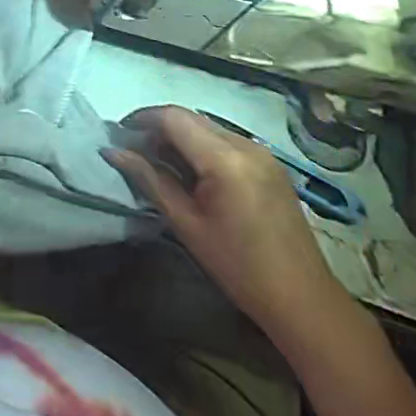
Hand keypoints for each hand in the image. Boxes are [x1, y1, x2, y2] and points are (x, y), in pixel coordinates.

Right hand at [105, 106, 349, 337]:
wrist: (302, 298)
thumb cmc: (237, 265)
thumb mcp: (185, 223)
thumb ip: (149, 179)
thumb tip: (113, 151)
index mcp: (225, 159)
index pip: (173, 117)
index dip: (141, 119)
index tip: (118, 135)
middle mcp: (246, 145)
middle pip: (190, 118)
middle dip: (157, 128)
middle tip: (133, 151)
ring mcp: (262, 153)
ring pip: (207, 127)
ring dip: (178, 137)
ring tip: (157, 163)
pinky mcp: (269, 164)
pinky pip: (225, 141)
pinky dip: (199, 147)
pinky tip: (189, 173)